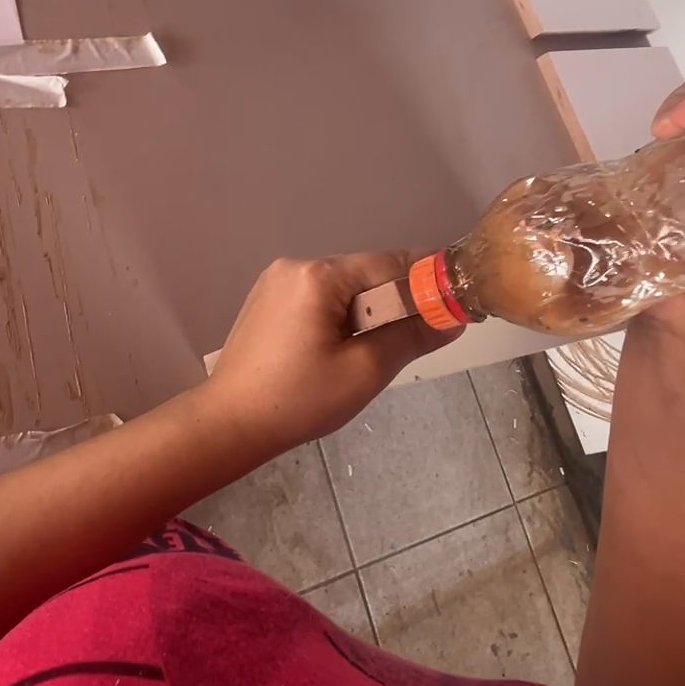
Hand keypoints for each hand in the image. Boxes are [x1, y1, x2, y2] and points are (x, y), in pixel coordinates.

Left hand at [200, 253, 461, 452]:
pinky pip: (315, 298)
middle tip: (415, 336)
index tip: (454, 297)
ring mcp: (275, 281)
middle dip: (392, 302)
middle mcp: (294, 266)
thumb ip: (412, 337)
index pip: (387, 263)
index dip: (424, 281)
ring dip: (364, 311)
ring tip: (372, 351)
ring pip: (340, 288)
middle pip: (362, 274)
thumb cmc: (299, 398)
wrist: (230, 422)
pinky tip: (337, 349)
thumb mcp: (365, 371)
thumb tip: (453, 318)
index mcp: (317, 275)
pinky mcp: (265, 300)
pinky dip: (336, 315)